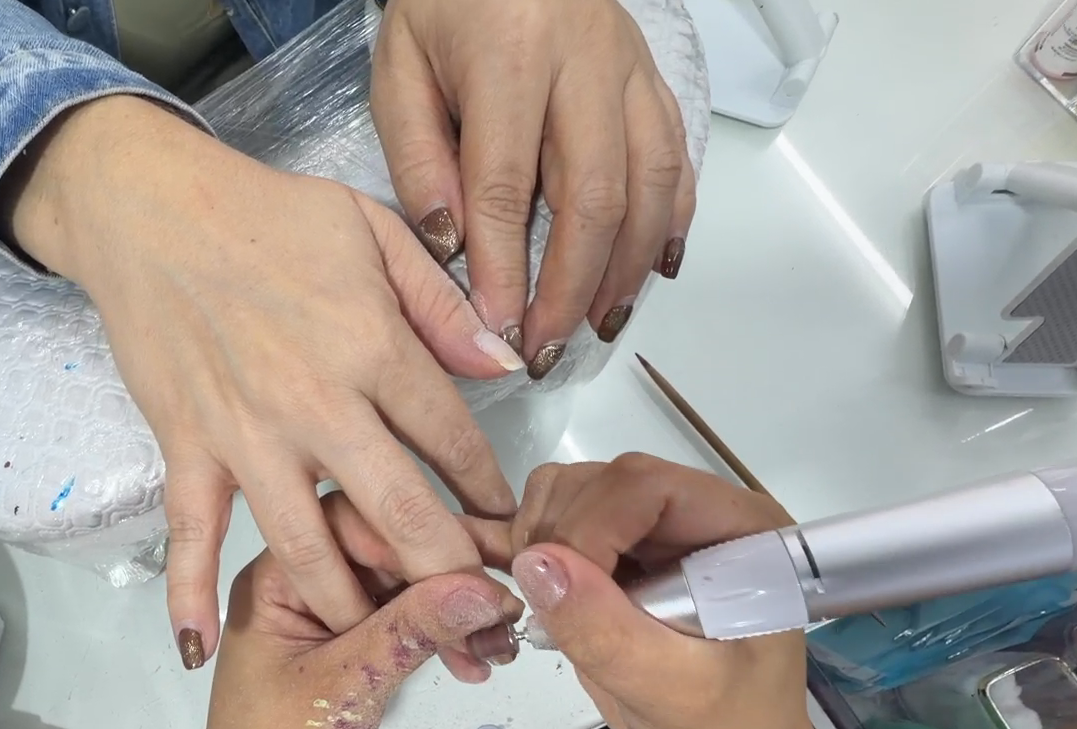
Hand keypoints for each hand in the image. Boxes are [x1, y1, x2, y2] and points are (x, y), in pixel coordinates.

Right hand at [9, 97, 523, 670]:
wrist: (150, 211)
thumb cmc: (267, 216)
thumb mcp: (372, 230)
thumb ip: (441, 304)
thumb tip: (502, 367)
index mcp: (372, 345)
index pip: (453, 440)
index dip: (489, 495)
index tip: (505, 534)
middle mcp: (316, 404)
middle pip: (397, 510)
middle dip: (445, 576)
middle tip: (476, 626)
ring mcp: (245, 436)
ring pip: (306, 544)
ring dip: (350, 605)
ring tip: (381, 646)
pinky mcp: (186, 450)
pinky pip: (190, 532)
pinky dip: (190, 591)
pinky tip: (201, 648)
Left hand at [189, 494, 521, 728]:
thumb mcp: (347, 687)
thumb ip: (412, 631)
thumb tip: (483, 586)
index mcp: (276, 577)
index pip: (352, 525)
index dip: (418, 539)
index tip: (481, 568)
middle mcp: (301, 581)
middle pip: (384, 552)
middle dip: (447, 579)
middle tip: (509, 603)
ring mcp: (326, 610)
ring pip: (401, 586)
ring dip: (452, 613)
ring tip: (499, 645)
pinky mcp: (348, 638)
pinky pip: (401, 618)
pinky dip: (439, 636)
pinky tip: (474, 657)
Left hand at [373, 0, 693, 376]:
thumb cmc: (439, 7)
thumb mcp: (400, 73)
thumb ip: (420, 158)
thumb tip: (453, 247)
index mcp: (510, 56)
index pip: (506, 186)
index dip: (503, 269)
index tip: (497, 330)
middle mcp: (586, 60)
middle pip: (593, 195)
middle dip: (570, 286)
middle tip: (547, 347)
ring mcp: (630, 67)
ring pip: (649, 180)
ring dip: (627, 266)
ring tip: (602, 324)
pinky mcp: (652, 75)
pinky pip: (676, 153)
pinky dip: (672, 218)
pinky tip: (654, 269)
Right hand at [509, 455, 828, 728]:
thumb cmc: (724, 725)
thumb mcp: (670, 692)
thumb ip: (605, 631)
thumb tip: (533, 562)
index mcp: (738, 529)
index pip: (641, 487)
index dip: (588, 530)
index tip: (566, 598)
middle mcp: (696, 508)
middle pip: (598, 482)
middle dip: (556, 540)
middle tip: (552, 609)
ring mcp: (654, 522)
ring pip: (567, 490)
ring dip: (537, 542)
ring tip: (555, 606)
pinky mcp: (620, 537)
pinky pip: (554, 513)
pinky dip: (532, 548)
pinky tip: (550, 596)